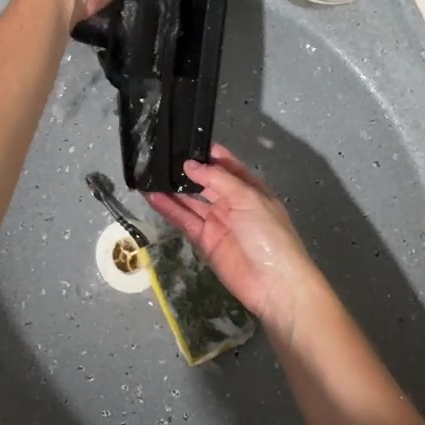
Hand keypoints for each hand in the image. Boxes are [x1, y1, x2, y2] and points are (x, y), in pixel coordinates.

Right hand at [145, 144, 319, 335]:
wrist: (275, 285)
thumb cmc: (268, 233)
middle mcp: (231, 202)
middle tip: (159, 154)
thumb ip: (217, 178)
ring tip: (149, 173)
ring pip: (190, 200)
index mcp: (248, 188)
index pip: (224, 164)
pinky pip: (184, 220)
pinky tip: (152, 196)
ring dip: (172, 189)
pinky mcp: (205, 241)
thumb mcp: (248, 198)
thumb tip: (190, 164)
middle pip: (204, 181)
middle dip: (185, 170)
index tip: (182, 139)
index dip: (206, 153)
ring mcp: (217, 222)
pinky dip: (169, 209)